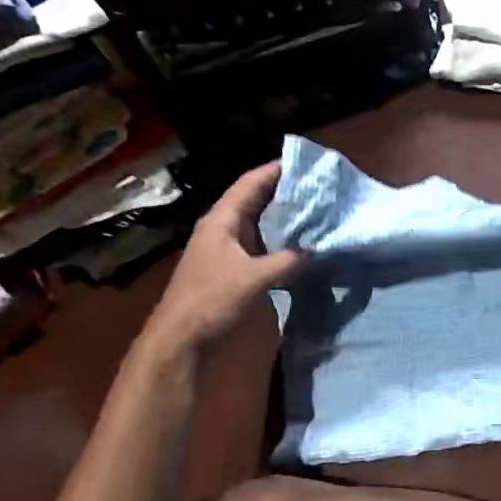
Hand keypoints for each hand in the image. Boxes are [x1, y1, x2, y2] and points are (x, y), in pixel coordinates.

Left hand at [144, 161, 305, 353]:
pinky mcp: (232, 268)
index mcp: (222, 221)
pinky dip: (280, 239)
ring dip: (284, 216)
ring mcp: (227, 249)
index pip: (250, 184)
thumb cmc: (211, 301)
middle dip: (285, 190)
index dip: (275, 170)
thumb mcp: (254, 279)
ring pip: (259, 223)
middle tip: (318, 185)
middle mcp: (223, 228)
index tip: (304, 161)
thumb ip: (288, 261)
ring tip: (317, 209)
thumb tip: (317, 249)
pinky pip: (261, 244)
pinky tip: (301, 243)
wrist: (181, 339)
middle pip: (255, 200)